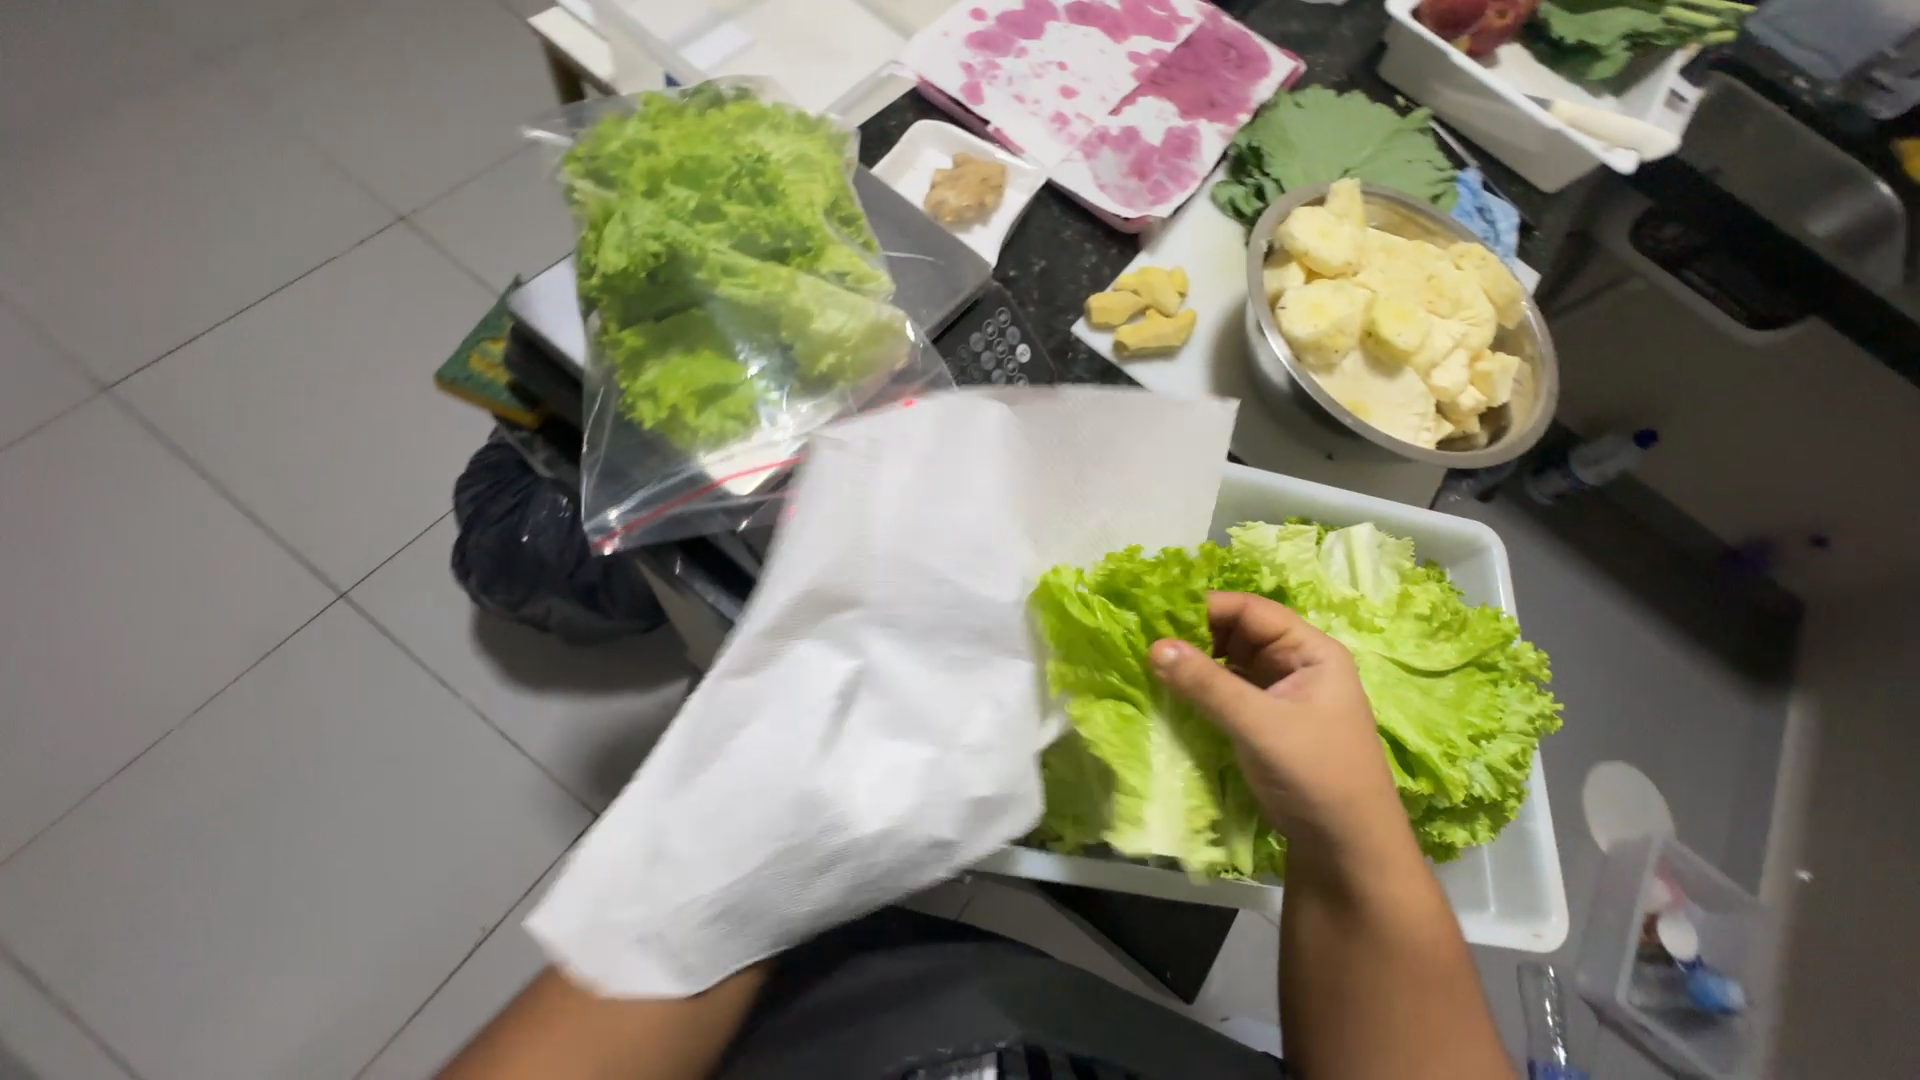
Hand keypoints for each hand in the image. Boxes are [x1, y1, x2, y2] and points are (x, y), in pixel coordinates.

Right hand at [1149, 592, 1407, 858]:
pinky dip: (1200, 687)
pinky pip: (1226, 690)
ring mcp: (1280, 693)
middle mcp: (1296, 664)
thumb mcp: (1260, 725)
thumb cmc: (1317, 776)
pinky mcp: (1264, 721)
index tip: (1156, 615)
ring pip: (1229, 661)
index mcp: (1311, 651)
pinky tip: (1172, 690)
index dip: (1206, 606)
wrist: (1347, 850)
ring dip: (1195, 661)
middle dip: (1195, 633)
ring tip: (1151, 662)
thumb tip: (1154, 645)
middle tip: (1147, 639)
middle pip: (1238, 632)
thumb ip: (1207, 684)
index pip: (1251, 610)